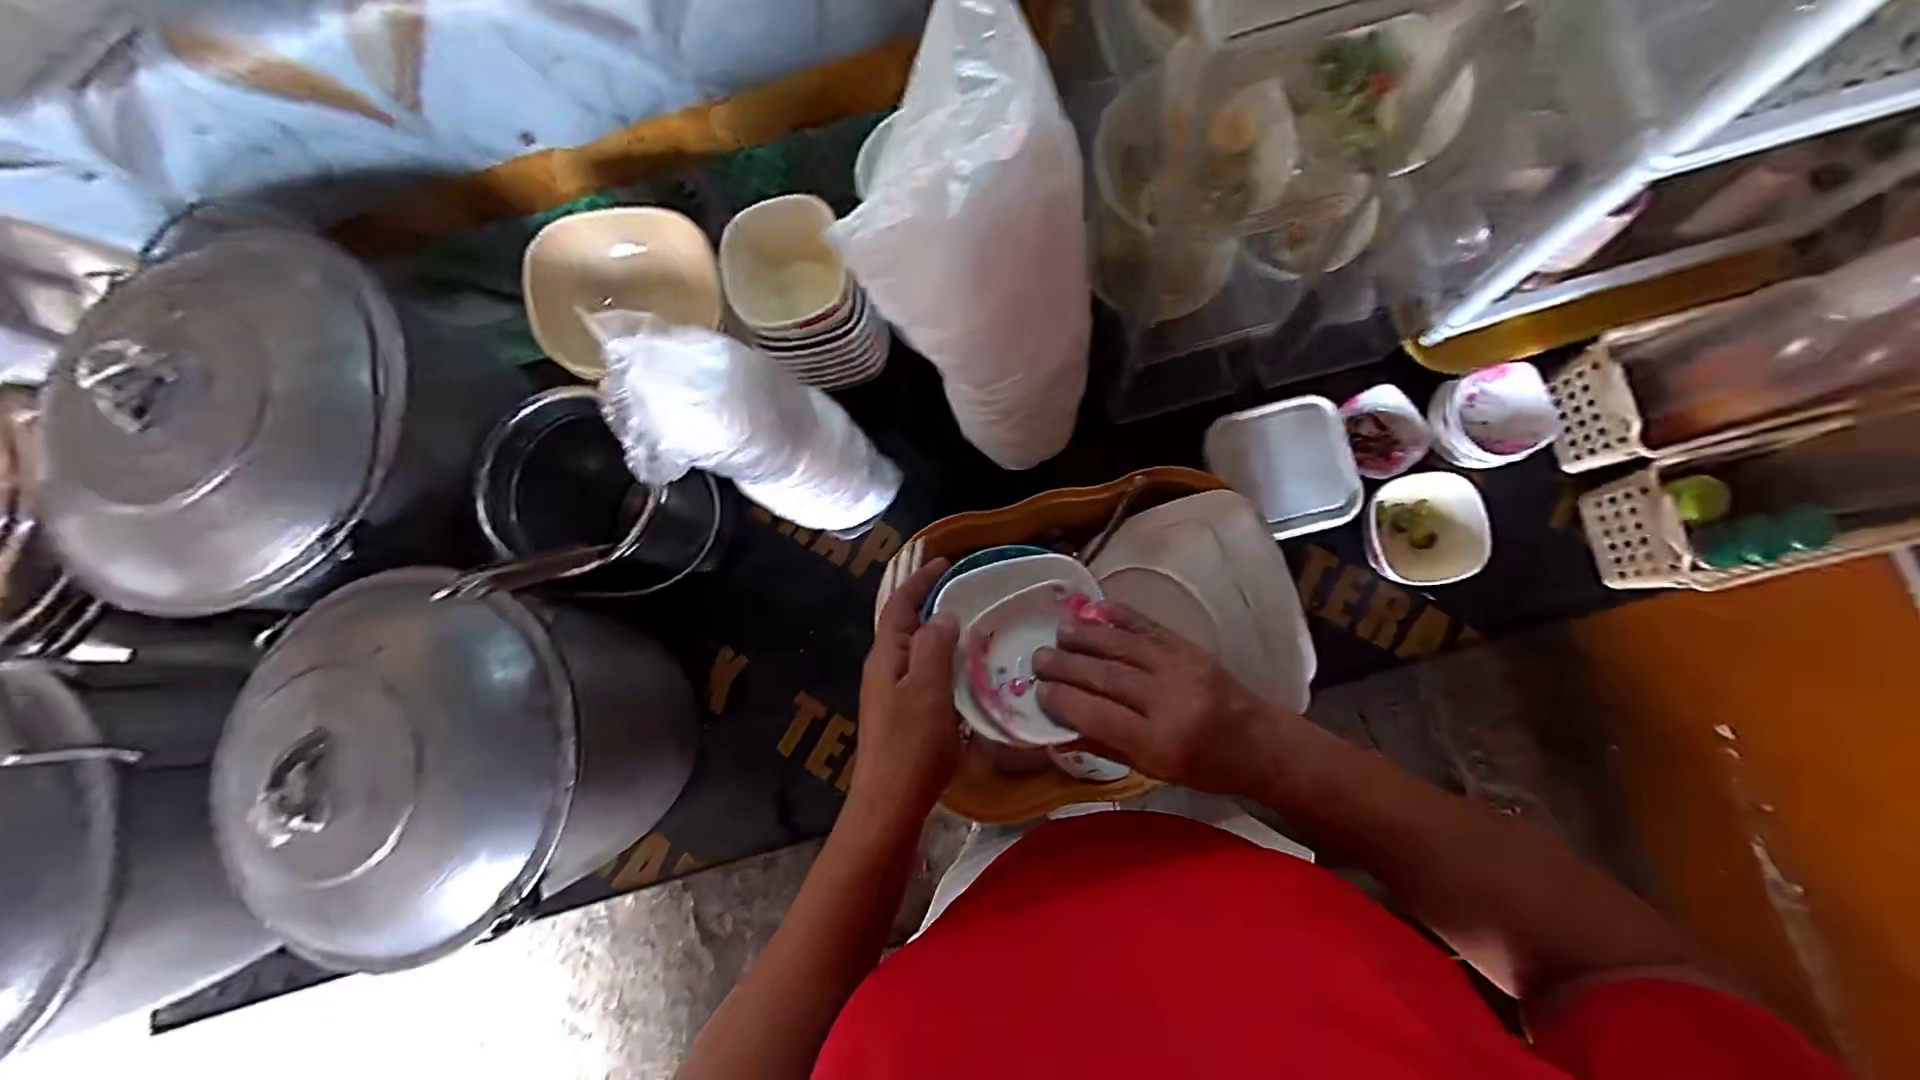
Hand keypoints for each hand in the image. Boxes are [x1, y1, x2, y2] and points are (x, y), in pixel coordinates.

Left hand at [848, 558, 963, 820]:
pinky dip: (943, 662)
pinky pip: (924, 674)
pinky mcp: (902, 714)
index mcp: (886, 656)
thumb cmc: (911, 744)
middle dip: (930, 603)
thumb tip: (944, 616)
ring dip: (939, 634)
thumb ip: (934, 647)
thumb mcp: (928, 689)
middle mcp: (884, 669)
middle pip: (905, 625)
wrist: (890, 802)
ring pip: (916, 651)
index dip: (920, 581)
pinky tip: (965, 673)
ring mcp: (890, 693)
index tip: (944, 563)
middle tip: (964, 593)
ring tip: (971, 627)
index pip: (899, 605)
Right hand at [1033, 601, 1298, 795]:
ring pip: (1121, 647)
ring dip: (1085, 637)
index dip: (1062, 701)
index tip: (1039, 691)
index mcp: (1159, 742)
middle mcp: (1168, 701)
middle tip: (1037, 658)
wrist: (1262, 742)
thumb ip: (1107, 745)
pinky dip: (1119, 616)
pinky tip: (1095, 609)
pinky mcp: (1190, 648)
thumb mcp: (1155, 770)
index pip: (1097, 715)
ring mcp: (1180, 668)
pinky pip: (1148, 627)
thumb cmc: (1206, 767)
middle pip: (1104, 677)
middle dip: (1065, 666)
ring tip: (1058, 632)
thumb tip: (1061, 726)